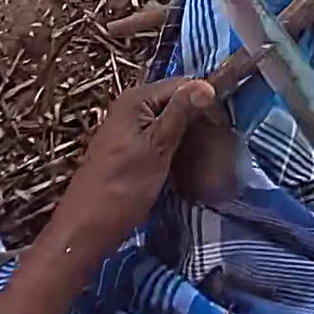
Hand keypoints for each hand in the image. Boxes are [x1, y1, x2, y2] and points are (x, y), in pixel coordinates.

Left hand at [48, 77, 214, 253]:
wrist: (86, 228)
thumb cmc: (123, 187)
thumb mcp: (157, 147)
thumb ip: (180, 114)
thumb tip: (206, 84)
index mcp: (136, 98)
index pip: (181, 84)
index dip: (205, 99)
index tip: (227, 124)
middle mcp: (131, 105)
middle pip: (174, 100)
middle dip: (198, 116)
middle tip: (222, 140)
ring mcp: (128, 126)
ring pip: (168, 119)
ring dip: (189, 132)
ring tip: (212, 151)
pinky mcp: (129, 147)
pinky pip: (159, 135)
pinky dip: (175, 144)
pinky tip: (189, 160)